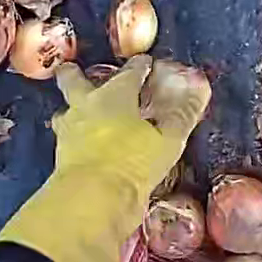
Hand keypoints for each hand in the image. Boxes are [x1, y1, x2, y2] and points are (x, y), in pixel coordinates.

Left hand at [50, 56, 207, 193]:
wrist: (95, 199)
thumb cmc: (133, 161)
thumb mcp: (168, 140)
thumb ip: (182, 115)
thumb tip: (200, 90)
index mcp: (114, 95)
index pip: (129, 72)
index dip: (139, 65)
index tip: (145, 62)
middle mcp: (86, 107)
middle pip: (74, 81)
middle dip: (74, 74)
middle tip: (73, 69)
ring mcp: (69, 133)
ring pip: (65, 112)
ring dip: (72, 110)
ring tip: (80, 113)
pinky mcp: (61, 158)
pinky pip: (67, 141)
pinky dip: (75, 140)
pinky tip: (84, 146)